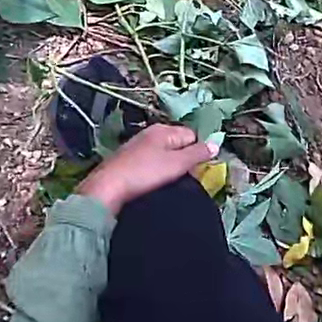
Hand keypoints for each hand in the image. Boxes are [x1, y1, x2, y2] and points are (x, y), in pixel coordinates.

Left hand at [76, 124, 218, 215]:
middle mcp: (149, 134)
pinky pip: (150, 164)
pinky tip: (152, 185)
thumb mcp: (177, 164)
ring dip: (169, 168)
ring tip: (168, 183)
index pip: (192, 135)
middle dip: (184, 160)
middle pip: (178, 145)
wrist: (106, 190)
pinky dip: (154, 173)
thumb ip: (198, 153)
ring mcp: (136, 148)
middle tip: (184, 177)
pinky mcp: (127, 162)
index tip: (198, 168)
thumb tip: (216, 144)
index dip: (198, 151)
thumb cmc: (144, 174)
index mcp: (163, 130)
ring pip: (164, 155)